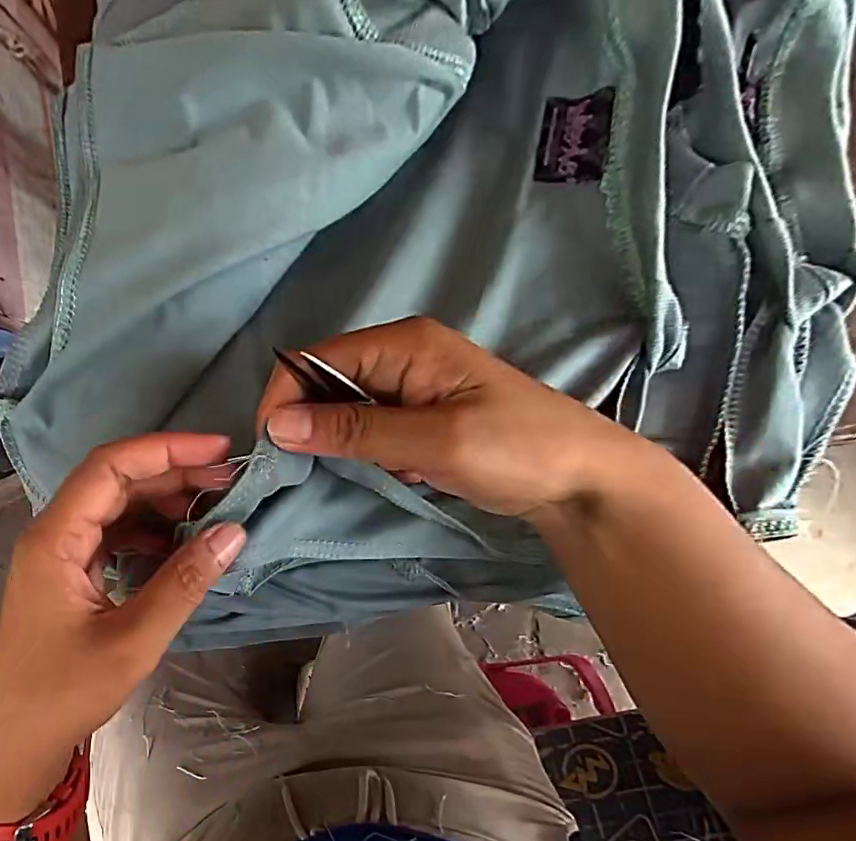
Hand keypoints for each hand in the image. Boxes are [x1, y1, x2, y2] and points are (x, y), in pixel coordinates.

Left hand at [0, 433, 247, 822]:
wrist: (22, 739)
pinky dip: (149, 535)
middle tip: (229, 480)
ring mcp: (59, 554)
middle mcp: (52, 534)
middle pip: (114, 482)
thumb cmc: (67, 692)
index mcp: (54, 539)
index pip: (110, 467)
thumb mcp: (134, 640)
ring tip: (214, 511)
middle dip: (172, 475)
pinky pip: (113, 537)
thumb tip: (234, 531)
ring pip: (115, 509)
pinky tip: (182, 545)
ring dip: (163, 505)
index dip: (166, 450)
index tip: (219, 450)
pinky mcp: (69, 575)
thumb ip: (183, 582)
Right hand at [254, 316, 663, 521]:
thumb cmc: (517, 450)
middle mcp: (399, 356)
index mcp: (404, 345)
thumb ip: (354, 431)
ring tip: (356, 472)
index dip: (284, 399)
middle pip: (323, 382)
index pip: (315, 359)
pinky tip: (390, 472)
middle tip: (302, 470)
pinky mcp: (415, 416)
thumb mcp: (433, 442)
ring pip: (341, 409)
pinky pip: (365, 429)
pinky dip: (362, 453)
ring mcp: (408, 387)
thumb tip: (278, 425)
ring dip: (336, 442)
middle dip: (306, 424)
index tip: (272, 449)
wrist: (583, 481)